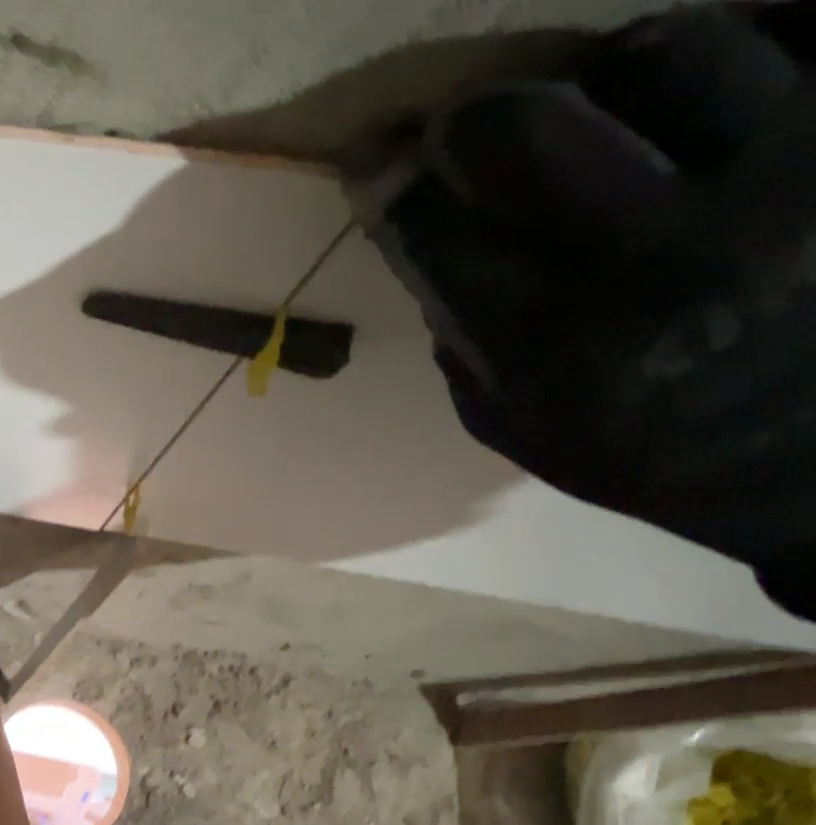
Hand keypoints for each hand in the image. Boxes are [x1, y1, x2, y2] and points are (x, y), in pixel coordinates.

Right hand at [350, 3, 815, 617]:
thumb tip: (428, 236)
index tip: (379, 155)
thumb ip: (466, 338)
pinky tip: (719, 113)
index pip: (436, 231)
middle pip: (527, 130)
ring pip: (669, 54)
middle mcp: (672, 262)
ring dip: (619, 76)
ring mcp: (798, 185)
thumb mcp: (530, 429)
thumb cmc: (669, 453)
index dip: (391, 180)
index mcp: (566, 351)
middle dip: (480, 121)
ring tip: (621, 111)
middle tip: (480, 129)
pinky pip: (802, 36)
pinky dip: (752, 54)